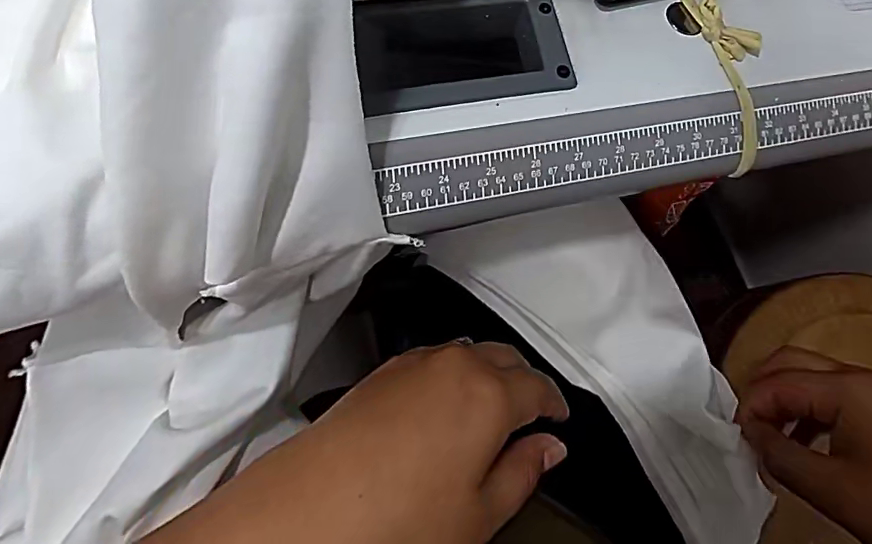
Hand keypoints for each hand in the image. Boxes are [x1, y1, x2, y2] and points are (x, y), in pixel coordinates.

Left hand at [148, 341, 570, 543]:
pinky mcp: (388, 368)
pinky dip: (454, 373)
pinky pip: (437, 358)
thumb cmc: (394, 519)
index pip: (538, 386)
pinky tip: (447, 405)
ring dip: (489, 372)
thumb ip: (522, 472)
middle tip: (534, 411)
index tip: (559, 418)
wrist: (312, 509)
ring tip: (491, 409)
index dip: (555, 403)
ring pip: (470, 352)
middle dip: (525, 380)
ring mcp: (419, 362)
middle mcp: (455, 363)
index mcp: (489, 393)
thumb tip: (547, 450)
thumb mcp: (479, 514)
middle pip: (506, 358)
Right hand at [736, 347, 871, 543]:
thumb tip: (752, 437)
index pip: (779, 379)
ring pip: (814, 377)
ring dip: (786, 400)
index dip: (751, 404)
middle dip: (764, 391)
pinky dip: (811, 410)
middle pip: (793, 363)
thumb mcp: (833, 490)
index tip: (739, 433)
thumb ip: (782, 456)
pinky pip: (837, 395)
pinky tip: (806, 443)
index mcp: (850, 388)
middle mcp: (864, 379)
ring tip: (772, 438)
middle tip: (748, 426)